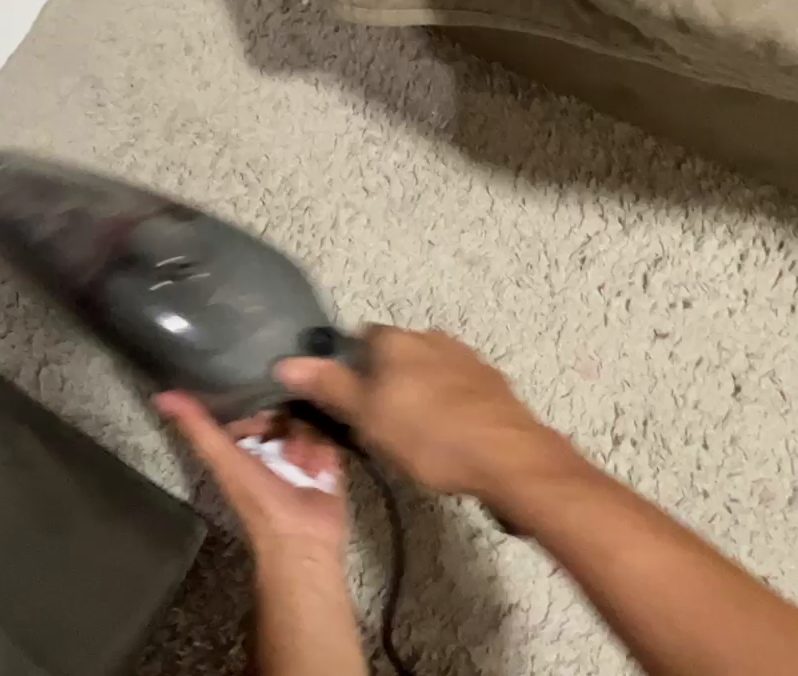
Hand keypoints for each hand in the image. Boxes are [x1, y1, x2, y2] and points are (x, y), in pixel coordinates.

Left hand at [154, 391, 348, 560]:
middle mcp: (269, 449)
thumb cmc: (258, 501)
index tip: (261, 391)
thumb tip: (162, 396)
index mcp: (241, 448)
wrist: (302, 539)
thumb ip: (198, 428)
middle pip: (280, 413)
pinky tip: (319, 466)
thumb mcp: (224, 459)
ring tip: (303, 459)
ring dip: (305, 440)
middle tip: (287, 434)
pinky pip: (328, 439)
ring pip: (306, 424)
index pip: (247, 409)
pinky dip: (323, 451)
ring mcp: (299, 456)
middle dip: (285, 420)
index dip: (252, 400)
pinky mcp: (326, 464)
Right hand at [277, 325, 575, 499]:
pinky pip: (456, 389)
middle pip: (394, 354)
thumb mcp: (367, 416)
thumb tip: (285, 362)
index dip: (349, 369)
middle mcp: (430, 337)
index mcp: (396, 339)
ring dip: (417, 392)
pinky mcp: (492, 384)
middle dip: (384, 380)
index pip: (359, 339)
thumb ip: (328, 386)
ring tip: (414, 435)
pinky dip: (447, 405)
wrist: (511, 461)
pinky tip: (448, 437)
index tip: (349, 401)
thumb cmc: (430, 436)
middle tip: (377, 422)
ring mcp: (466, 358)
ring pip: (426, 370)